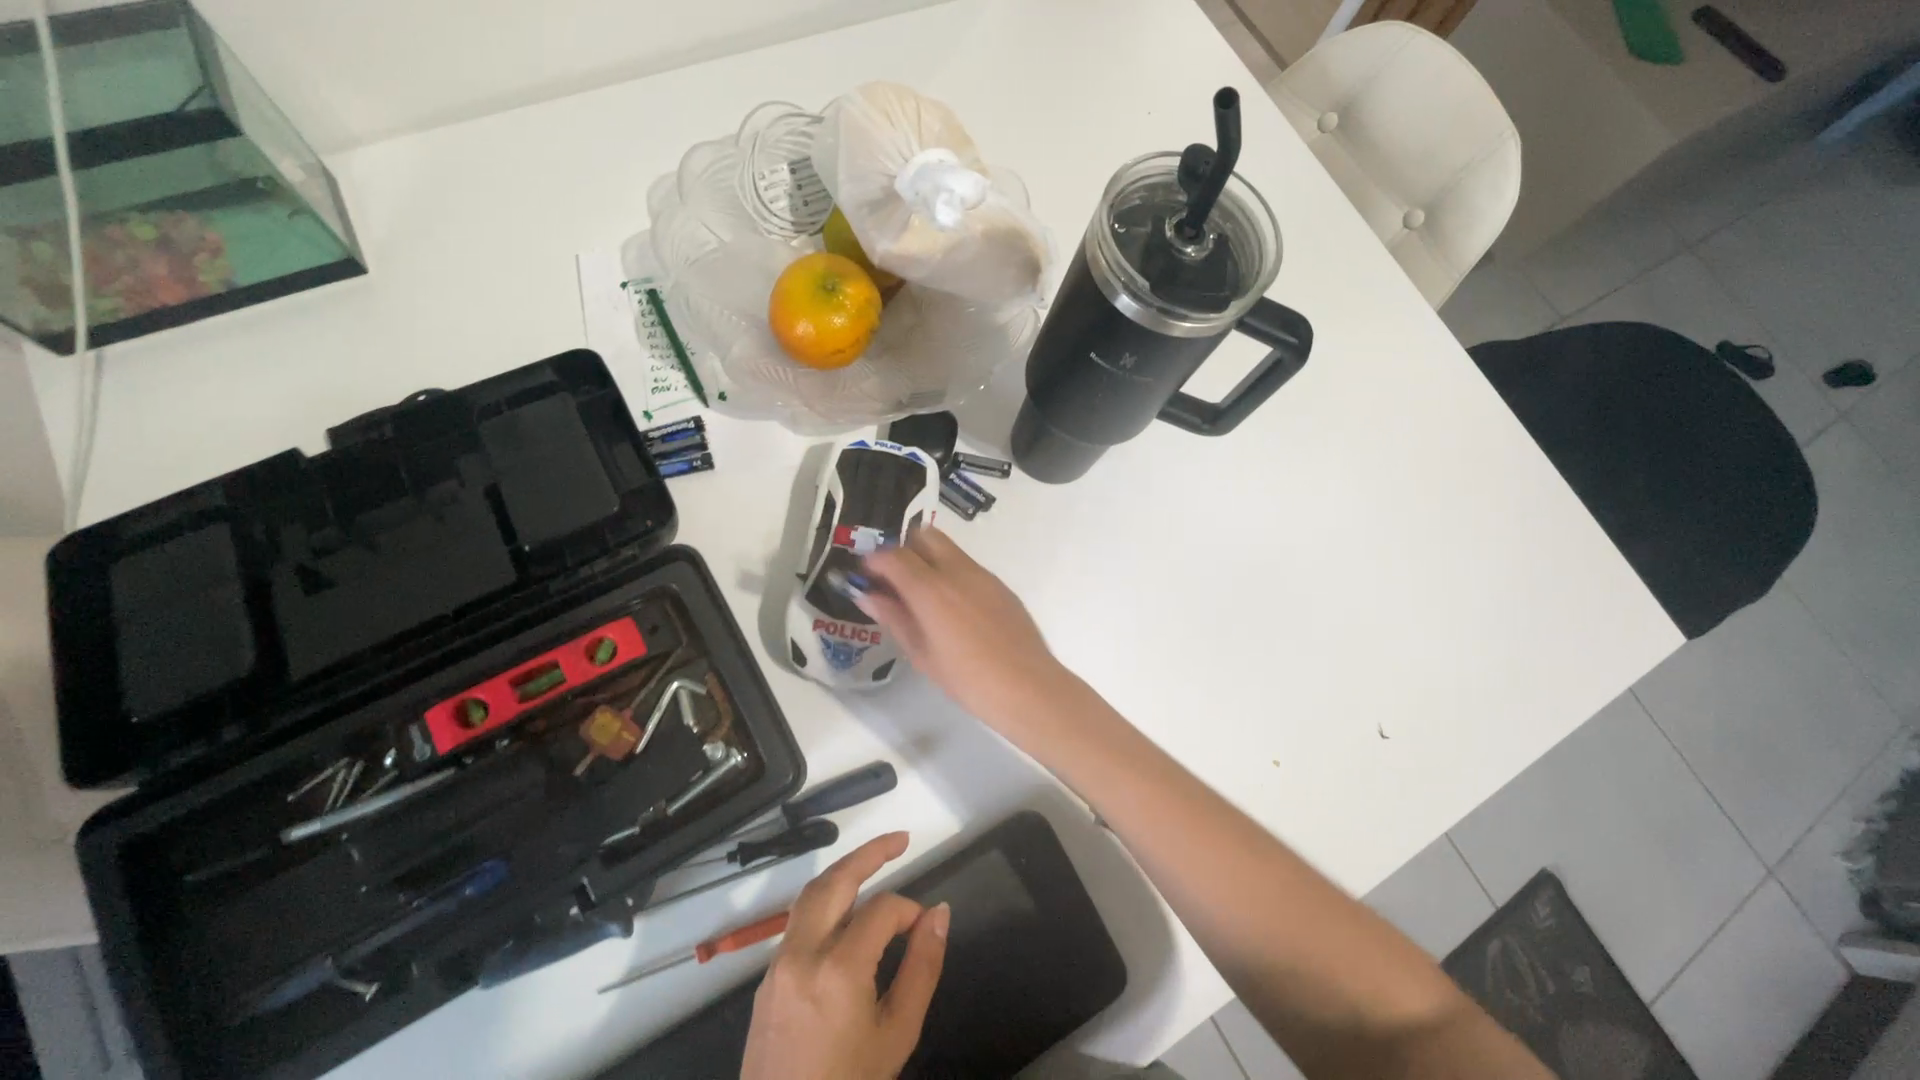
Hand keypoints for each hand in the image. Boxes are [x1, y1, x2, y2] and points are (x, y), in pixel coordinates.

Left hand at [741, 832, 948, 1079]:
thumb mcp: (898, 1033)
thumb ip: (922, 967)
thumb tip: (939, 913)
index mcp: (838, 969)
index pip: (881, 910)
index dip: (910, 910)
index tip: (928, 927)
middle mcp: (802, 954)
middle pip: (833, 882)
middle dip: (869, 854)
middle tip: (902, 838)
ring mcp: (777, 965)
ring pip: (809, 898)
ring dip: (842, 874)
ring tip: (874, 861)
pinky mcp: (767, 980)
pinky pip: (798, 926)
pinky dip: (826, 906)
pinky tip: (847, 915)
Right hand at [857, 527, 1068, 725]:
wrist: (1027, 687)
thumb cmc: (968, 680)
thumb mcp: (921, 653)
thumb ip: (894, 618)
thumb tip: (867, 595)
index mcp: (931, 589)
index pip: (893, 556)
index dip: (873, 560)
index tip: (864, 575)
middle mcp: (957, 571)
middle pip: (923, 536)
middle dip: (902, 549)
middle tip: (891, 579)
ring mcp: (983, 575)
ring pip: (947, 549)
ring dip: (927, 559)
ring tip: (919, 595)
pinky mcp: (1000, 586)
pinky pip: (967, 566)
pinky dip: (950, 573)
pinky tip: (950, 608)